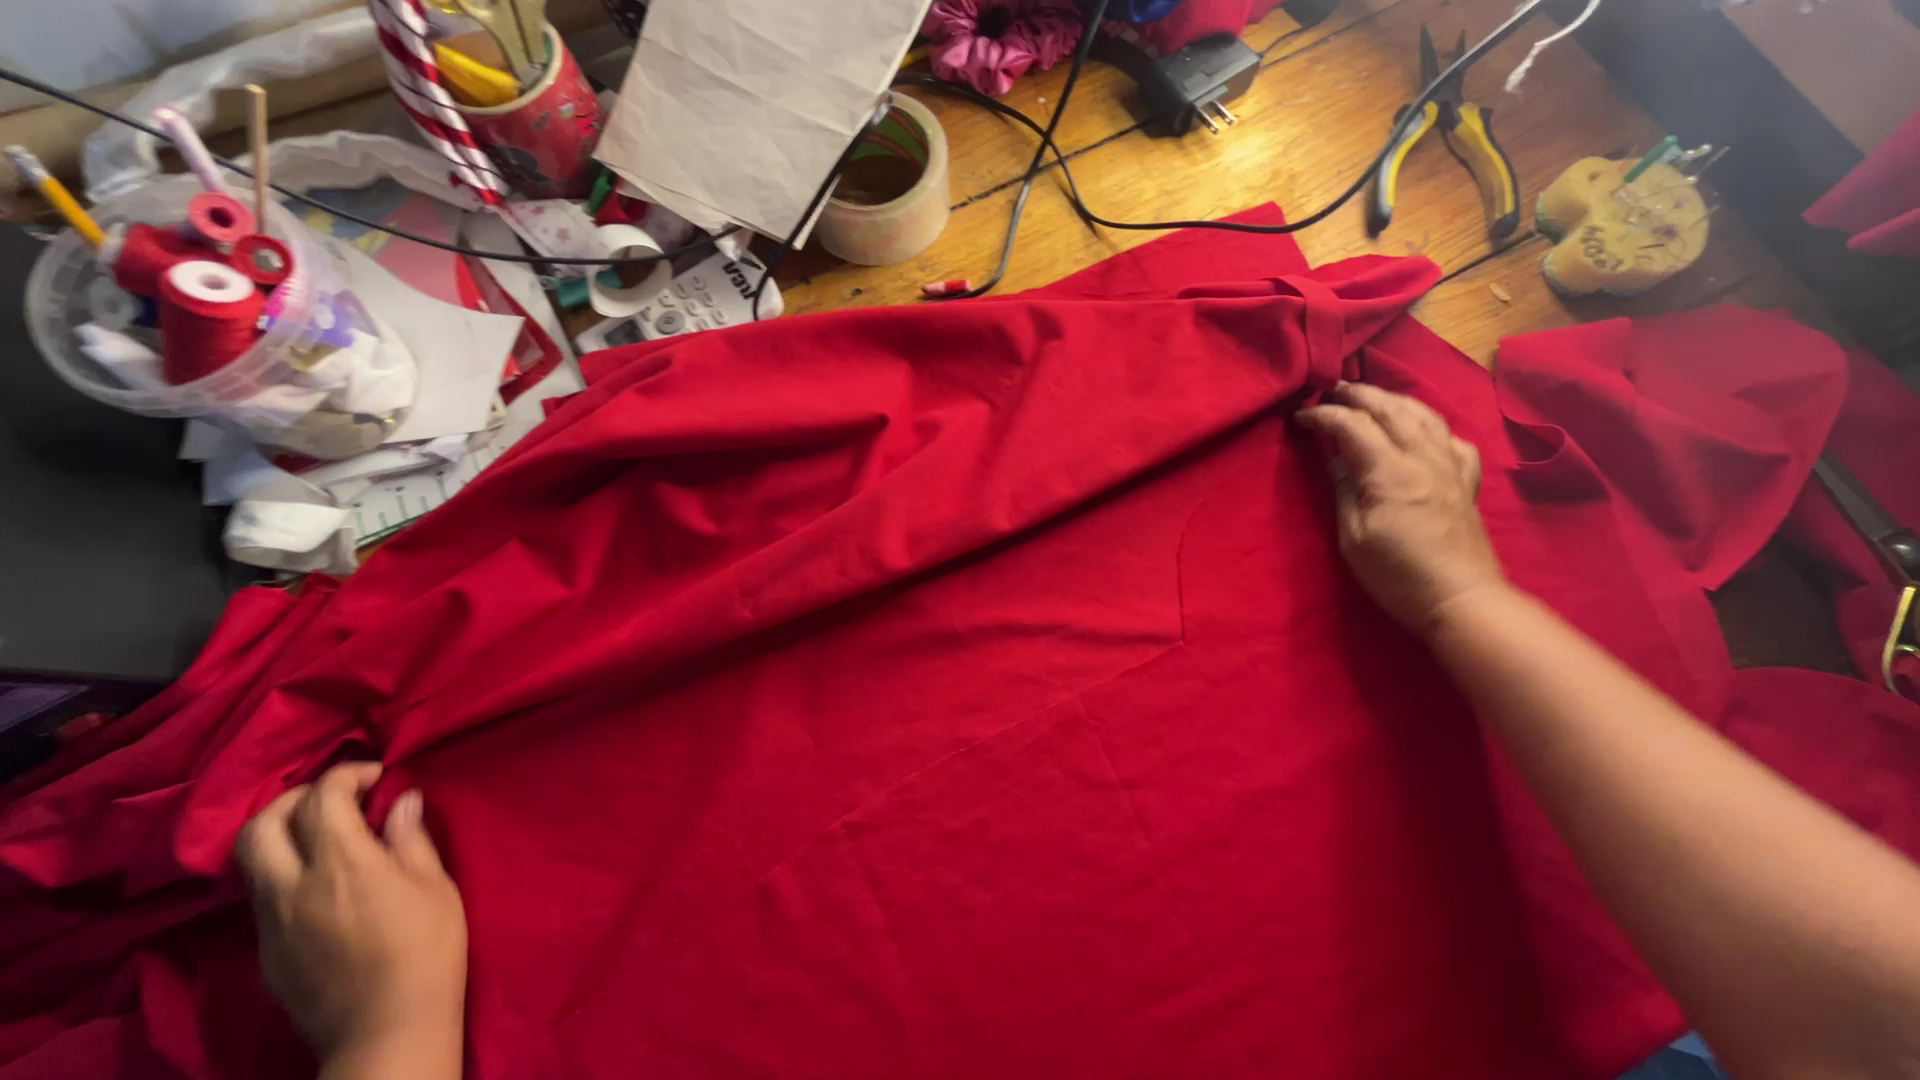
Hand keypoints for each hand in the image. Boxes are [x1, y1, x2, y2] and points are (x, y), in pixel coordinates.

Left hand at [235, 764, 465, 1075]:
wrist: (387, 1029)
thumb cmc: (428, 949)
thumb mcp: (435, 886)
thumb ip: (409, 839)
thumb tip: (400, 800)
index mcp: (341, 863)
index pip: (322, 797)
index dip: (346, 775)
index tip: (377, 777)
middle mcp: (293, 886)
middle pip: (261, 824)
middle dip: (294, 798)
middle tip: (334, 798)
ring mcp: (272, 922)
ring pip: (251, 860)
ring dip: (281, 834)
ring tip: (322, 836)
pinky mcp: (266, 951)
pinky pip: (262, 895)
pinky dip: (284, 871)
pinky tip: (319, 882)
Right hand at [1296, 381, 1506, 636]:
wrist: (1460, 598)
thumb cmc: (1396, 575)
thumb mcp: (1353, 538)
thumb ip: (1344, 491)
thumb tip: (1337, 461)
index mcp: (1390, 473)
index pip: (1353, 427)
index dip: (1324, 416)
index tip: (1301, 417)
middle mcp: (1423, 459)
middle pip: (1391, 410)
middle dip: (1359, 395)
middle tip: (1333, 388)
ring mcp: (1450, 467)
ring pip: (1424, 415)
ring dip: (1394, 400)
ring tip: (1373, 397)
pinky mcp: (1466, 481)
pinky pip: (1451, 439)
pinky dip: (1432, 426)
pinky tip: (1422, 432)